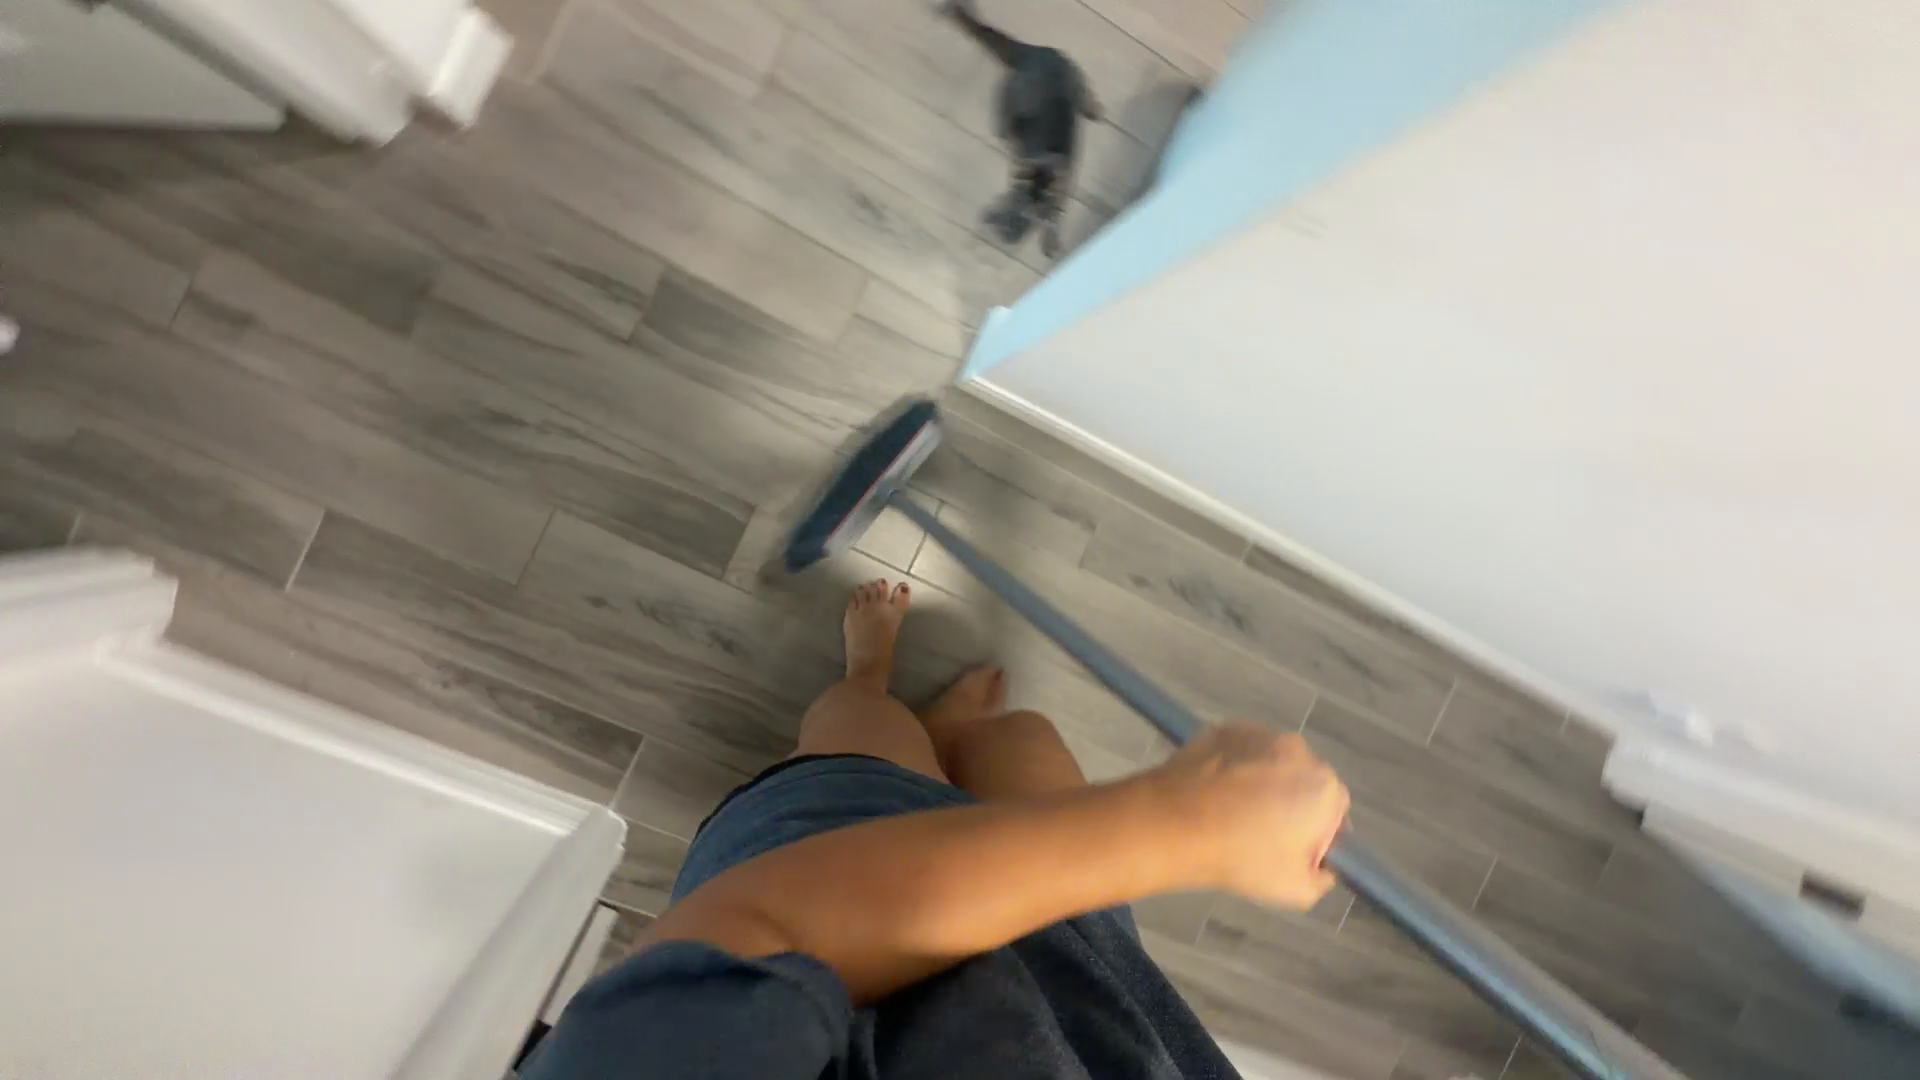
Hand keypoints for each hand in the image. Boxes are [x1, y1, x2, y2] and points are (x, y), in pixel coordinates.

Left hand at [1147, 724, 1349, 909]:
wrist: (1176, 823)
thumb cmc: (1243, 857)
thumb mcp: (1299, 891)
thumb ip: (1322, 876)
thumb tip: (1320, 864)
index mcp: (1324, 785)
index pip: (1335, 809)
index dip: (1318, 831)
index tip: (1295, 847)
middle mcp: (1296, 749)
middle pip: (1302, 779)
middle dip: (1290, 800)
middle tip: (1262, 829)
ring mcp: (1254, 732)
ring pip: (1269, 761)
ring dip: (1261, 779)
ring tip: (1232, 809)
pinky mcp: (1219, 729)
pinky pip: (1236, 750)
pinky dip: (1232, 765)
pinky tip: (1214, 789)